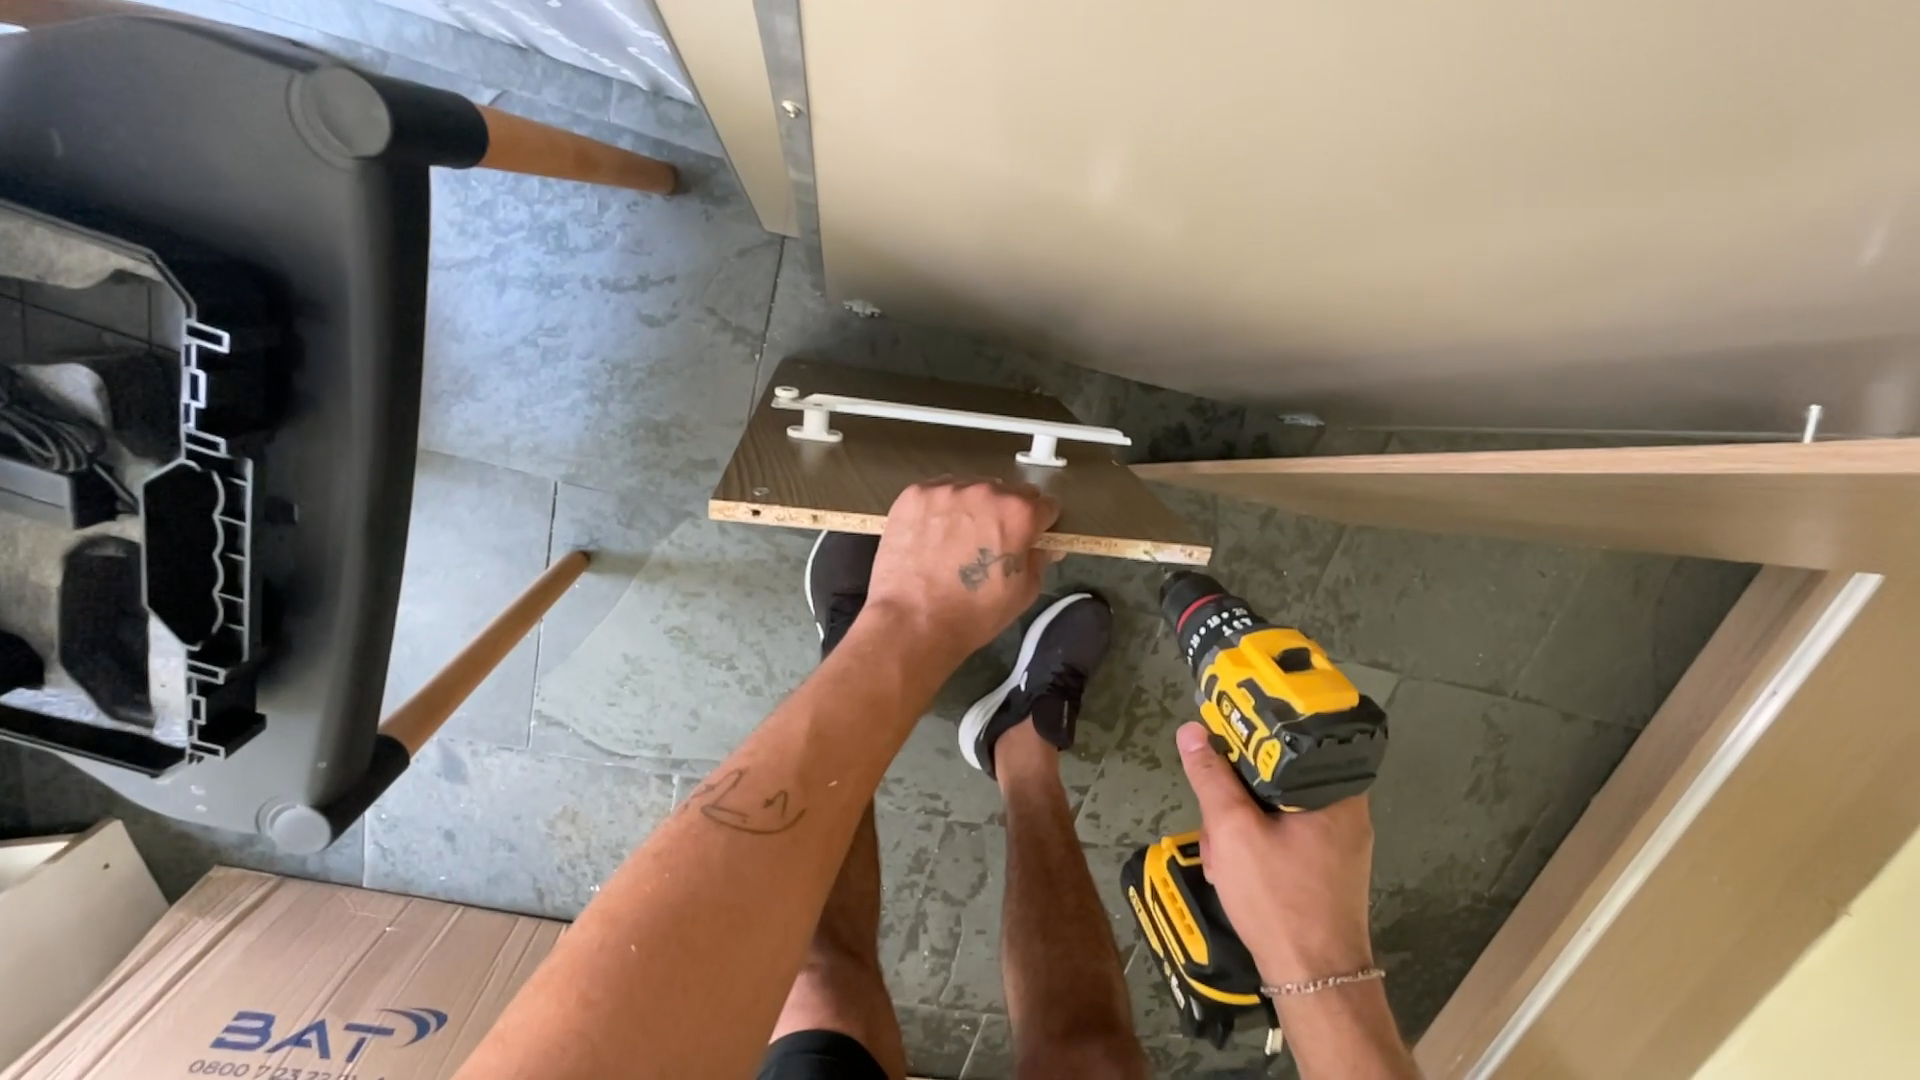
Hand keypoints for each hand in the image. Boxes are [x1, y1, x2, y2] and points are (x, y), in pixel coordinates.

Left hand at [865, 477, 1059, 665]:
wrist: (911, 621)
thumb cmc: (971, 614)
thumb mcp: (1022, 593)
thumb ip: (1039, 560)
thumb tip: (1042, 546)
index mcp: (1019, 513)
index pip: (1044, 504)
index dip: (1040, 524)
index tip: (1030, 537)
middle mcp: (985, 491)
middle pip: (1007, 492)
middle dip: (1005, 513)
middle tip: (990, 544)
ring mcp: (947, 490)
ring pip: (971, 488)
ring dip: (972, 507)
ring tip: (957, 540)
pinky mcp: (915, 495)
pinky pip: (938, 493)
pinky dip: (940, 509)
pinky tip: (932, 536)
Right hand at [1175, 723, 1376, 984]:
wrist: (1313, 978)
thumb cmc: (1277, 897)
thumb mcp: (1232, 829)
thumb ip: (1211, 777)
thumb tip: (1191, 730)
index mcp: (1335, 790)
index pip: (1286, 741)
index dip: (1245, 741)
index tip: (1216, 749)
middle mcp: (1345, 809)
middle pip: (1274, 778)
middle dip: (1234, 799)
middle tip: (1215, 825)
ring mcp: (1339, 842)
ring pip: (1274, 809)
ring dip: (1239, 827)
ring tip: (1222, 858)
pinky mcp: (1328, 867)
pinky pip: (1284, 836)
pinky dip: (1256, 845)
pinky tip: (1235, 870)